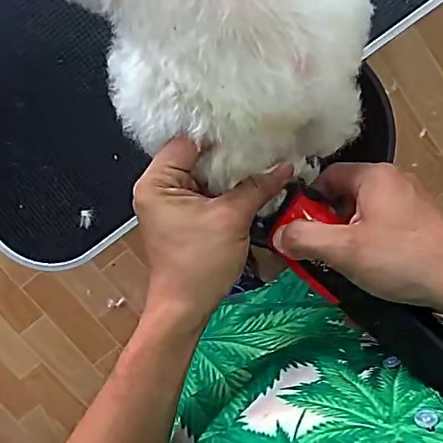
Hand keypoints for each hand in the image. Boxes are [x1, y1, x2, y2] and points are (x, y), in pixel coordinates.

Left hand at [133, 137, 291, 321]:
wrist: (187, 306)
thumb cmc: (199, 263)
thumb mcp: (232, 218)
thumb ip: (258, 187)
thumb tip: (285, 167)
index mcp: (156, 182)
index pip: (188, 142)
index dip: (220, 138)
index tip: (251, 136)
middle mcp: (158, 188)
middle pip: (198, 158)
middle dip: (231, 158)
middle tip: (263, 151)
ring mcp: (172, 205)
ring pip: (207, 178)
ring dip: (233, 177)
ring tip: (263, 167)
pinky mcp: (185, 219)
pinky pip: (209, 196)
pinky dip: (229, 193)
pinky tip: (253, 189)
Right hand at [273, 163, 442, 322]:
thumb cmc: (401, 259)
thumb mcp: (344, 250)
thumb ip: (304, 239)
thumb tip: (278, 235)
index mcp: (375, 176)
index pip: (326, 177)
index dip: (307, 204)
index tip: (298, 232)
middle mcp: (396, 182)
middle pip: (346, 200)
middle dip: (329, 230)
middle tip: (321, 258)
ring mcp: (414, 205)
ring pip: (366, 221)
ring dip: (350, 246)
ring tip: (346, 272)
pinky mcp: (425, 227)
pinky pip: (386, 234)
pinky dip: (373, 252)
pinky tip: (372, 276)